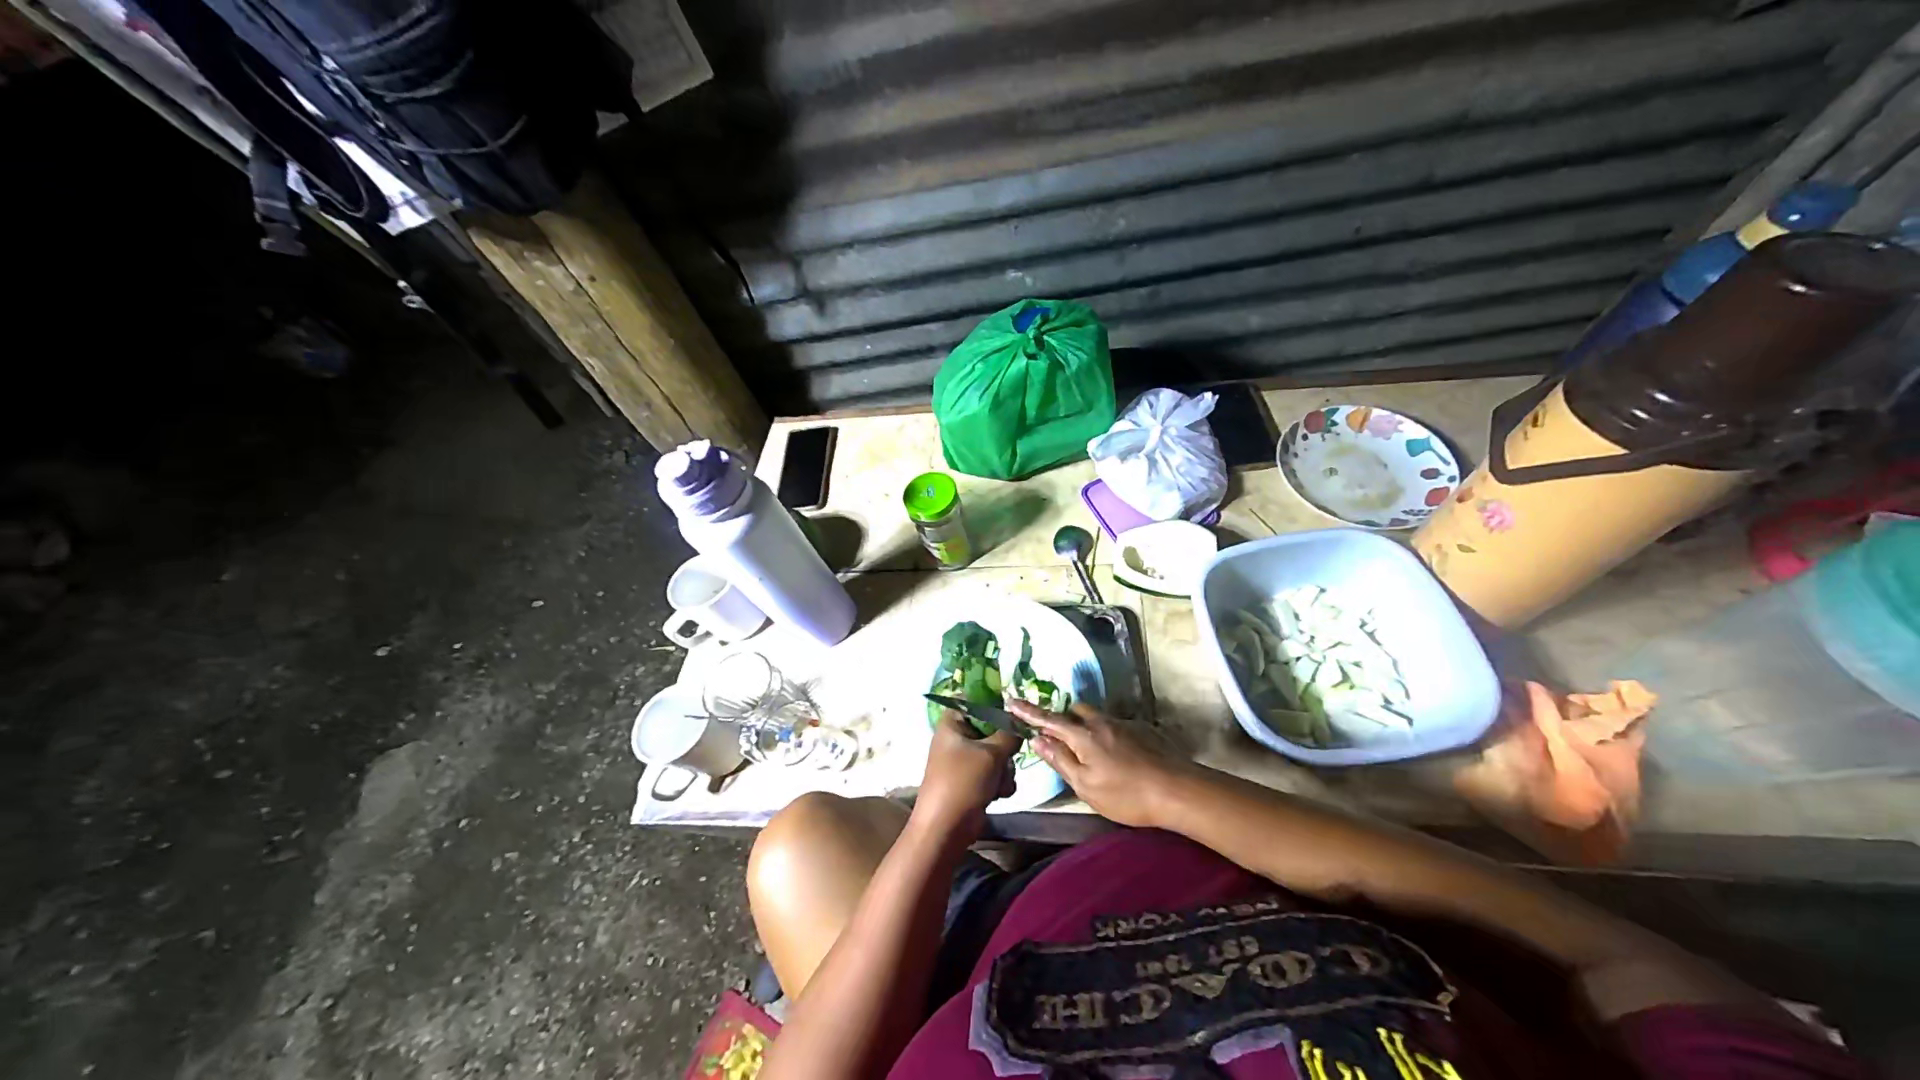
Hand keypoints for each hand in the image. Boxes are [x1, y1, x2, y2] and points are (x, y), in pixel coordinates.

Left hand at [911, 711, 1019, 839]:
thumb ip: (1010, 733)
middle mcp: (957, 738)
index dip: (996, 705)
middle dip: (1004, 748)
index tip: (1015, 714)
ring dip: (1003, 769)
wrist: (947, 827)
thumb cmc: (963, 781)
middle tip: (1007, 757)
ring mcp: (965, 760)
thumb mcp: (991, 752)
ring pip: (997, 753)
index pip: (976, 700)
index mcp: (953, 722)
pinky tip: (998, 794)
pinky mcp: (972, 780)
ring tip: (999, 782)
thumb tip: (1020, 723)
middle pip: (992, 729)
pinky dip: (999, 782)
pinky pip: (994, 773)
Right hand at [1006, 701, 1188, 827]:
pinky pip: (1117, 727)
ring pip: (1098, 718)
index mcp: (1083, 737)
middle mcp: (1102, 723)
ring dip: (1087, 727)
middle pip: (1076, 711)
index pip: (1048, 720)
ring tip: (1092, 752)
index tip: (1011, 701)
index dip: (1029, 712)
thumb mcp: (1086, 786)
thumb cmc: (1126, 795)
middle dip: (1063, 719)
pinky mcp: (1145, 731)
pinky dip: (1109, 736)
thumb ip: (1061, 760)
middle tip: (1058, 737)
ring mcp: (1125, 724)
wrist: (1179, 791)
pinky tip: (1120, 759)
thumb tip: (1038, 740)